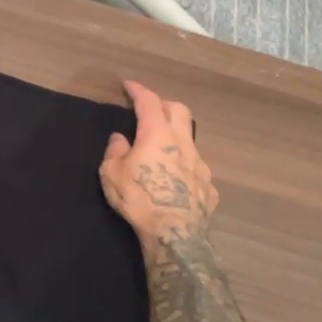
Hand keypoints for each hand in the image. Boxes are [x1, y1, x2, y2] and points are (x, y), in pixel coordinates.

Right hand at [99, 80, 218, 243]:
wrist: (175, 236)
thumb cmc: (138, 199)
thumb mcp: (111, 173)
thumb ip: (116, 151)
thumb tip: (121, 139)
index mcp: (158, 136)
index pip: (150, 102)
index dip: (139, 90)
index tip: (129, 85)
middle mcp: (184, 144)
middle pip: (180, 111)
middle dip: (164, 104)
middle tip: (150, 109)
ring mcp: (201, 166)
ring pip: (190, 140)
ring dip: (176, 136)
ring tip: (161, 149)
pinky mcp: (210, 188)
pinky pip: (196, 168)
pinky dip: (184, 165)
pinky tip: (175, 180)